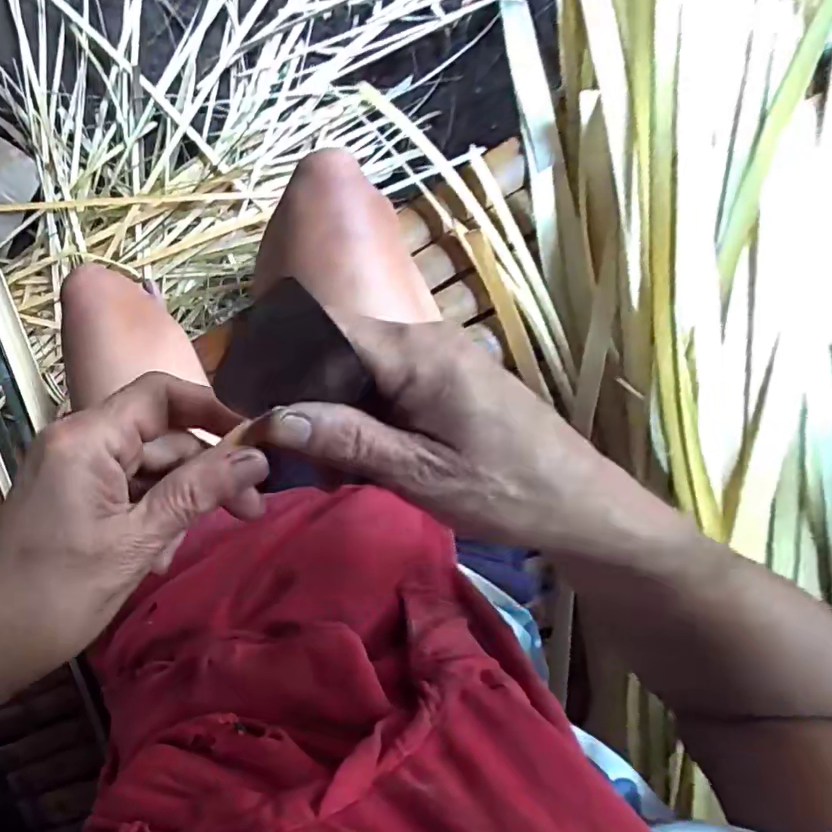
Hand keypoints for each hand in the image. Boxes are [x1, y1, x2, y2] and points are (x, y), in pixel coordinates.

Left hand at [0, 373, 269, 713]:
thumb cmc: (57, 596)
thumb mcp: (137, 543)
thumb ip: (197, 492)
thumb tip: (258, 457)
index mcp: (86, 438)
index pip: (161, 395)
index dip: (213, 410)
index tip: (257, 444)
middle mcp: (77, 439)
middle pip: (160, 436)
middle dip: (206, 471)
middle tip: (250, 513)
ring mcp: (72, 467)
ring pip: (147, 466)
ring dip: (179, 500)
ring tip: (188, 548)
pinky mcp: (71, 493)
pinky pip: (125, 488)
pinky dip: (151, 513)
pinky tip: (160, 553)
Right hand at [257, 315, 689, 573]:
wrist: (580, 503)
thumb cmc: (504, 490)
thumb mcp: (418, 473)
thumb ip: (347, 440)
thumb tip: (275, 416)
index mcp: (415, 351)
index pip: (324, 327)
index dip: (279, 361)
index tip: (251, 405)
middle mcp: (422, 339)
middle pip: (336, 350)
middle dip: (307, 401)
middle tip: (295, 457)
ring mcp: (435, 357)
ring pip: (356, 372)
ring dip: (335, 418)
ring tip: (331, 470)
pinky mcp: (443, 379)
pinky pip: (383, 386)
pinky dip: (362, 421)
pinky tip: (363, 462)